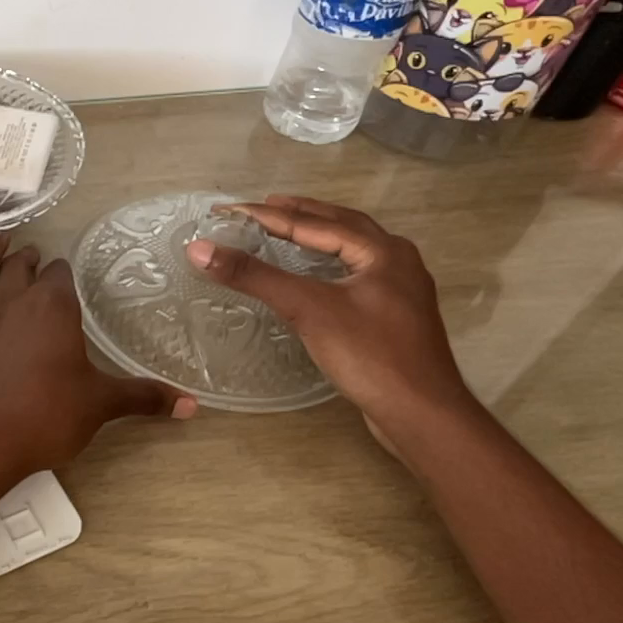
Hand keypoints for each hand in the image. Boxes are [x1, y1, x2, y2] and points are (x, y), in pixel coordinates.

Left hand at [0, 237, 193, 479]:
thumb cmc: (49, 412)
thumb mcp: (102, 403)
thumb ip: (144, 397)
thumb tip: (191, 405)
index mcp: (52, 306)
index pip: (59, 273)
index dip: (66, 269)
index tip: (73, 269)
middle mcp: (16, 303)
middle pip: (19, 266)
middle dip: (29, 256)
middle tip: (37, 251)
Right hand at [185, 196, 475, 449]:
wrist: (423, 415)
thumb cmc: (369, 355)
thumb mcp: (306, 309)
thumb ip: (254, 276)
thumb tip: (200, 249)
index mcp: (383, 251)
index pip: (315, 223)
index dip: (267, 215)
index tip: (228, 210)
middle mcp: (397, 261)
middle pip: (341, 225)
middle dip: (300, 213)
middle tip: (262, 207)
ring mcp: (400, 290)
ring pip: (352, 249)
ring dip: (317, 234)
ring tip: (284, 229)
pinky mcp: (394, 316)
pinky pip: (355, 272)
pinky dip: (327, 261)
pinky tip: (311, 273)